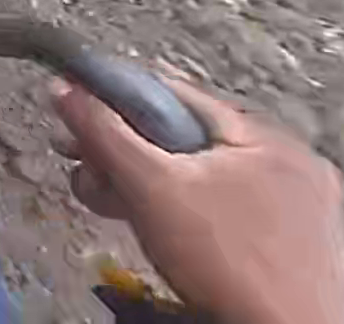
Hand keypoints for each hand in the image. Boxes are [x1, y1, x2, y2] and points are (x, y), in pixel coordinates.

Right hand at [52, 78, 343, 323]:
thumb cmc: (223, 259)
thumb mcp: (144, 180)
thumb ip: (97, 125)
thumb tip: (60, 85)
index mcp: (268, 141)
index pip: (166, 91)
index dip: (110, 96)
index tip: (73, 112)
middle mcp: (283, 164)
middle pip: (169, 131)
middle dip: (115, 145)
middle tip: (80, 158)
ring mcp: (283, 202)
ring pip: (179, 164)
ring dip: (128, 173)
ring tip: (99, 192)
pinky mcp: (273, 234)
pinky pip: (199, 194)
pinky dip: (159, 197)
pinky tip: (129, 212)